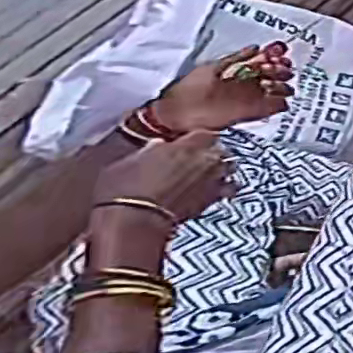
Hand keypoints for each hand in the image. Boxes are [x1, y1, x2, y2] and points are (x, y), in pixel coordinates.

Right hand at [94, 130, 229, 224]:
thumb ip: (150, 150)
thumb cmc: (122, 189)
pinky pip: (230, 187)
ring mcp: (217, 176)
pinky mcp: (218, 195)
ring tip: (203, 176)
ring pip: (228, 166)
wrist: (134, 218)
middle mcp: (208, 158)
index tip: (187, 145)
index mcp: (187, 146)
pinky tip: (211, 191)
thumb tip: (159, 145)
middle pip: (219, 150)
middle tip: (193, 162)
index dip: (196, 140)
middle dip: (209, 154)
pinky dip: (224, 187)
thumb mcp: (127, 162)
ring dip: (218, 169)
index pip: (204, 134)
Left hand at [148, 43, 292, 132]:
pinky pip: (278, 105)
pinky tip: (277, 97)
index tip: (278, 52)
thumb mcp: (210, 70)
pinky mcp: (256, 112)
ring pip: (282, 89)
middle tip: (279, 68)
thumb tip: (256, 48)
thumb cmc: (187, 92)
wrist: (174, 117)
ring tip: (274, 84)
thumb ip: (234, 59)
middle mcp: (251, 84)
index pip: (267, 61)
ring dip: (282, 84)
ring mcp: (255, 98)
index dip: (275, 55)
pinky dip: (281, 101)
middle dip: (282, 69)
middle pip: (278, 74)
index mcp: (241, 72)